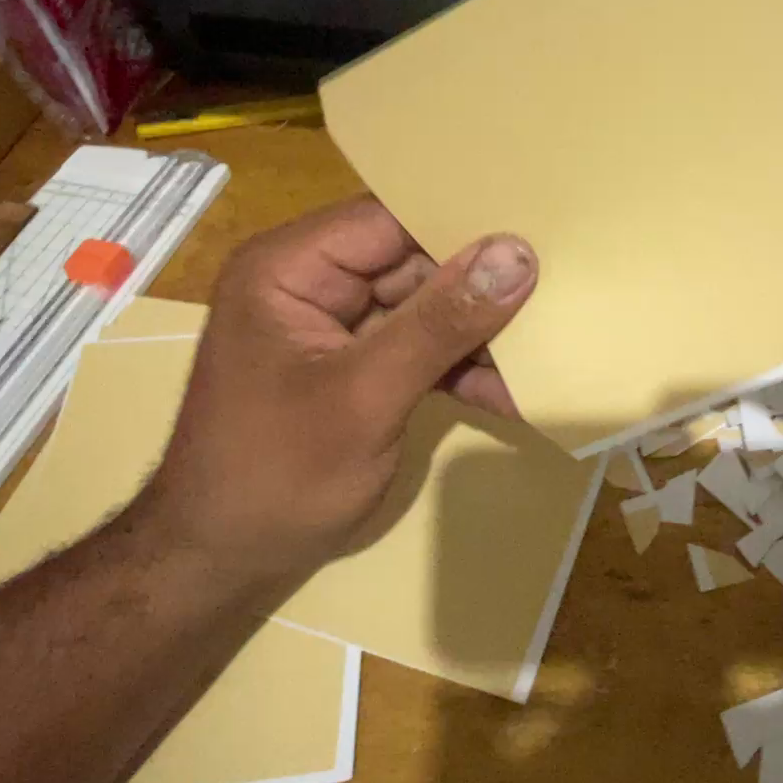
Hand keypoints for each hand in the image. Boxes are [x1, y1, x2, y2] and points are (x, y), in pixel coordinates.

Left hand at [134, 200, 537, 582]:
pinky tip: (509, 392)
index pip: (391, 218)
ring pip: (429, 305)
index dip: (464, 223)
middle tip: (559, 294)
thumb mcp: (365, 396)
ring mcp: (339, 324)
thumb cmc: (275, 477)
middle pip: (417, 260)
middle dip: (483, 287)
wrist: (223, 564)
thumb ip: (440, 323)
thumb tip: (516, 254)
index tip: (541, 230)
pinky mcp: (360, 363)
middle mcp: (314, 281)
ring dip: (480, 335)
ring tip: (544, 353)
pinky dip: (462, 367)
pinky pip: (423, 346)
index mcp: (290, 267)